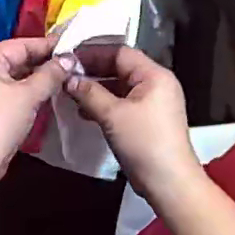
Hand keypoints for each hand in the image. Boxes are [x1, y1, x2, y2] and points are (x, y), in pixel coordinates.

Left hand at [0, 37, 69, 190]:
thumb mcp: (28, 95)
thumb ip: (50, 75)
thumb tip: (69, 59)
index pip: (21, 45)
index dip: (48, 46)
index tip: (74, 47)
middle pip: (17, 59)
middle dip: (45, 63)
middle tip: (74, 65)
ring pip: (15, 77)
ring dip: (38, 79)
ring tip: (67, 78)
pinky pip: (10, 92)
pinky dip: (28, 92)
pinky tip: (49, 94)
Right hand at [63, 44, 205, 204]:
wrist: (169, 182)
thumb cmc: (144, 142)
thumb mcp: (113, 115)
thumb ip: (89, 93)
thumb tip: (68, 79)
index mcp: (154, 75)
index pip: (120, 52)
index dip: (93, 53)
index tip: (68, 59)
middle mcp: (156, 84)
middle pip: (120, 68)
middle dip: (93, 71)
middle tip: (65, 76)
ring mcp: (153, 103)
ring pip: (120, 87)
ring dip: (96, 89)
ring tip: (71, 95)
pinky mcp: (148, 120)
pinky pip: (123, 103)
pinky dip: (104, 105)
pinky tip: (85, 112)